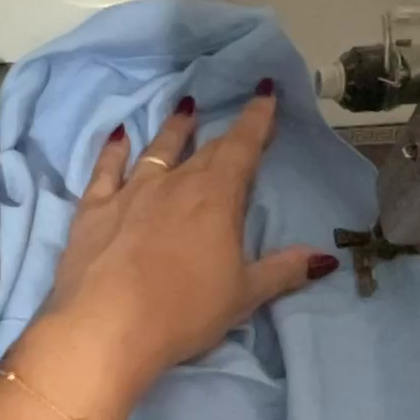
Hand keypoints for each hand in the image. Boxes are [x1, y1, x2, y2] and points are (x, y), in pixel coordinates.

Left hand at [36, 85, 337, 392]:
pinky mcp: (94, 210)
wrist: (108, 326)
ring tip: (184, 109)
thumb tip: (325, 258)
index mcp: (216, 198)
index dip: (257, 119)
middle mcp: (174, 183)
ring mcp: (130, 193)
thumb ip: (283, 271)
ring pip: (157, 150)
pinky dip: (114, 150)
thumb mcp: (243, 296)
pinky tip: (119, 137)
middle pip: (205, 151)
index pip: (243, 148)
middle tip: (235, 124)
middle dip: (225, 135)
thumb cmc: (185, 312)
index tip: (265, 93)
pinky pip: (105, 170)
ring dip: (174, 129)